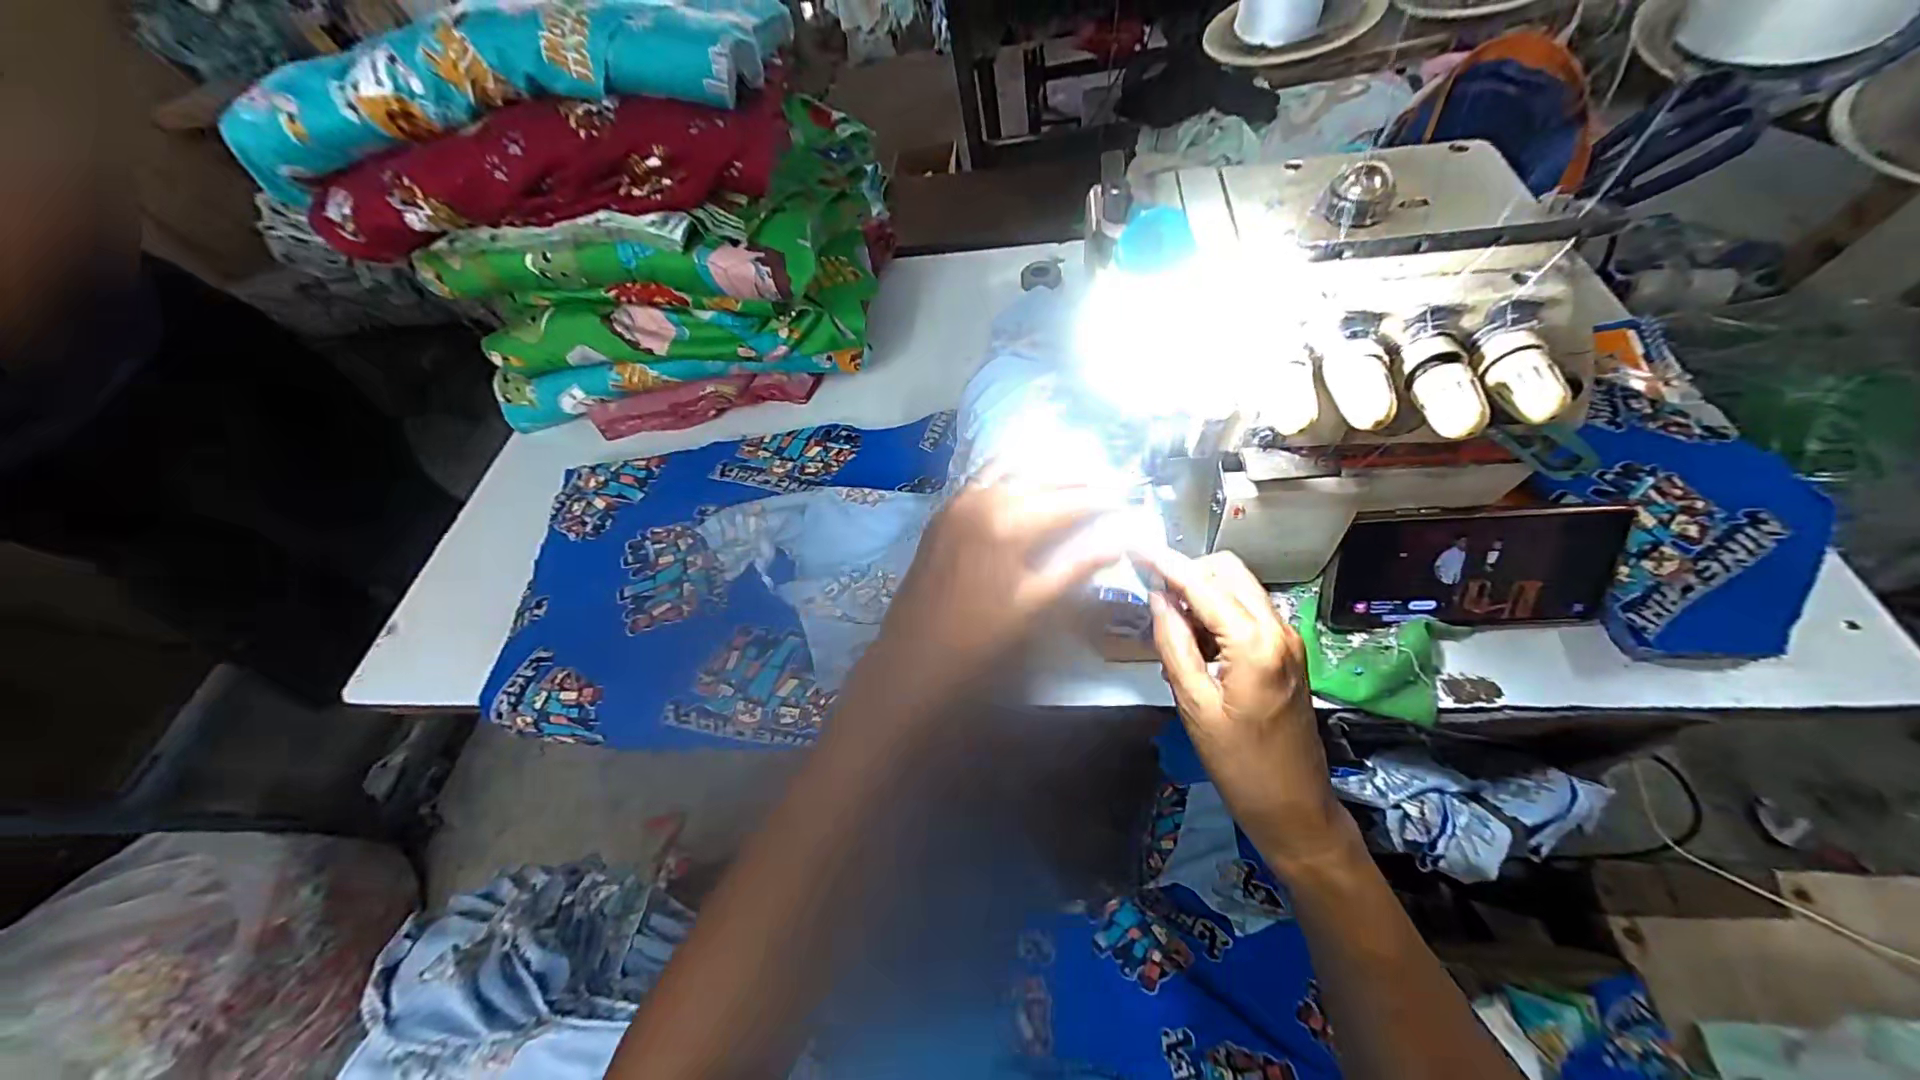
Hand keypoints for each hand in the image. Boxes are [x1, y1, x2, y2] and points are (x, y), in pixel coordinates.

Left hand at [851, 478, 1117, 716]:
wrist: (912, 657)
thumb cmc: (978, 641)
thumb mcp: (1034, 607)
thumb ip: (1077, 567)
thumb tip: (1120, 542)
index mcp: (1011, 523)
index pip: (1070, 501)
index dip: (1103, 501)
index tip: (1129, 500)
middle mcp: (984, 500)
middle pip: (1042, 478)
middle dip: (1079, 480)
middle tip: (1110, 484)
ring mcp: (958, 502)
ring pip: (1010, 470)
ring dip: (1044, 472)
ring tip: (1074, 478)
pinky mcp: (943, 512)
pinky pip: (981, 478)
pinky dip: (1007, 473)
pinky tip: (1023, 479)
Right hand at [1137, 548, 1357, 875]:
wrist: (1294, 805)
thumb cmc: (1239, 763)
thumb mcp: (1194, 703)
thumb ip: (1173, 644)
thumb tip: (1159, 599)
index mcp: (1254, 642)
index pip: (1202, 583)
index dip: (1166, 562)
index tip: (1136, 547)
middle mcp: (1278, 629)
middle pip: (1228, 571)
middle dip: (1188, 573)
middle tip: (1153, 597)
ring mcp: (1287, 639)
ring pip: (1239, 588)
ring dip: (1203, 593)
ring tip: (1172, 630)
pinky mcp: (1287, 652)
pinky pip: (1248, 612)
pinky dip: (1219, 613)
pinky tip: (1196, 645)